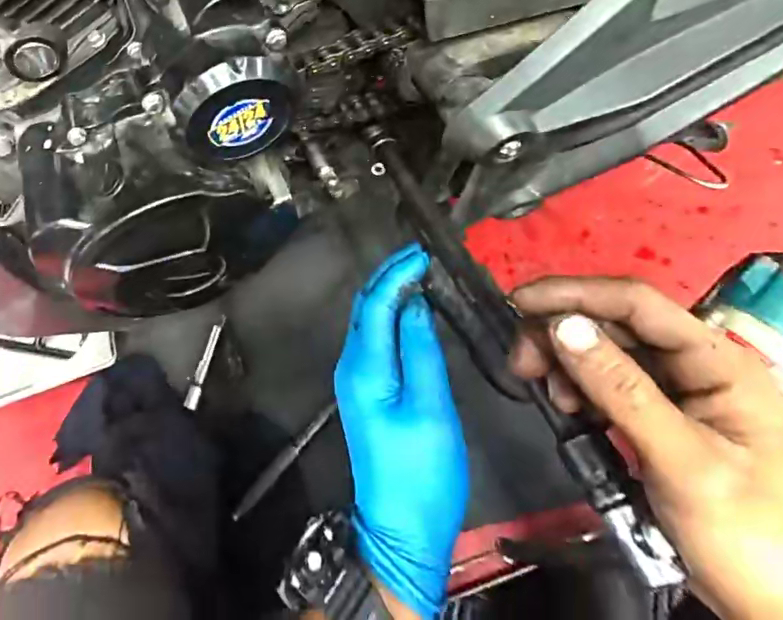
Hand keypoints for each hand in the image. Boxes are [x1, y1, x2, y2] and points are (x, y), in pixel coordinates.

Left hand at [334, 245, 468, 619]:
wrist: (400, 530)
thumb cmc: (420, 472)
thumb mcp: (430, 408)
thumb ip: (422, 351)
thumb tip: (417, 303)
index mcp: (364, 366)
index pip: (375, 302)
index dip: (397, 273)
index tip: (422, 252)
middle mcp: (352, 365)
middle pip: (366, 306)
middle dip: (390, 276)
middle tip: (422, 256)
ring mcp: (356, 378)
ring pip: (369, 320)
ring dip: (390, 293)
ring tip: (421, 274)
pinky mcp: (367, 390)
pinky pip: (376, 339)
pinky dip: (392, 316)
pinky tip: (412, 311)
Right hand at [508, 277, 782, 619]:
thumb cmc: (752, 538)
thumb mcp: (685, 464)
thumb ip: (622, 391)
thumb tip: (562, 326)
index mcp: (719, 362)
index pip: (637, 302)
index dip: (575, 294)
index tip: (520, 302)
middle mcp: (697, 364)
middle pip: (615, 322)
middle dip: (563, 332)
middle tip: (521, 360)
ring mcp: (680, 391)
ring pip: (607, 350)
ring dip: (568, 362)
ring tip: (544, 390)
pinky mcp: (661, 417)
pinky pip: (608, 383)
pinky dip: (580, 388)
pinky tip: (567, 408)